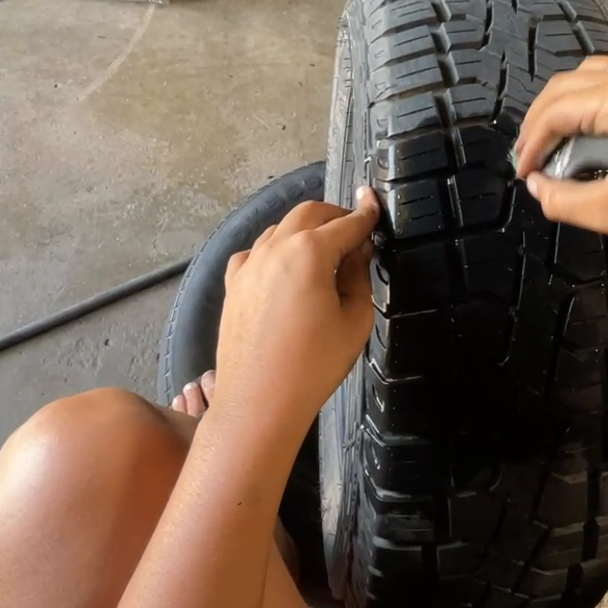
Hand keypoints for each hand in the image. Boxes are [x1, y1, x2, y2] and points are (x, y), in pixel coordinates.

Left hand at [213, 188, 380, 431]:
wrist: (259, 403)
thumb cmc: (313, 366)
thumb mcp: (355, 321)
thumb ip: (359, 277)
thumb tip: (356, 254)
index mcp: (309, 252)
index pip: (346, 223)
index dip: (366, 214)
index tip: (375, 205)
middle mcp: (275, 248)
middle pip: (309, 213)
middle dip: (335, 215)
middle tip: (355, 232)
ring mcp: (248, 265)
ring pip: (280, 229)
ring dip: (304, 231)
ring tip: (324, 253)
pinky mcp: (232, 285)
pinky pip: (255, 253)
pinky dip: (274, 251)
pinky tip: (284, 270)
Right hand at [513, 58, 607, 253]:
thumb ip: (561, 199)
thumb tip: (537, 185)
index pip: (555, 113)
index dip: (531, 145)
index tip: (524, 174)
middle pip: (564, 87)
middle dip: (540, 123)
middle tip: (529, 159)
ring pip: (586, 78)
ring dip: (562, 109)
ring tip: (551, 144)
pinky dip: (588, 103)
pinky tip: (586, 133)